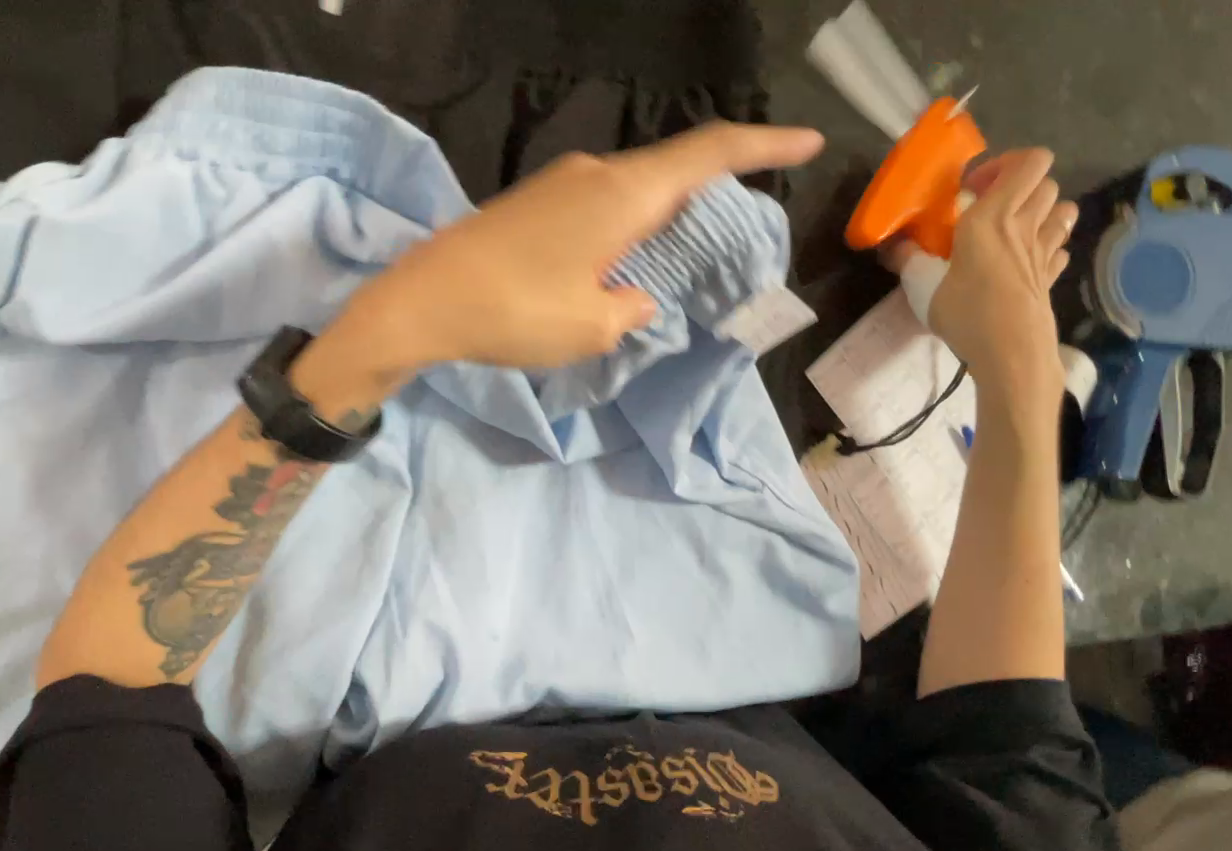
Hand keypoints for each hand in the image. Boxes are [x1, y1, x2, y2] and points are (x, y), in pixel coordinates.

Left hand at [346, 122, 824, 374]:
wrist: (424, 301)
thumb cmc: (514, 313)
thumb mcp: (590, 328)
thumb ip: (631, 309)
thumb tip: (636, 296)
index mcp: (622, 195)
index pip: (710, 153)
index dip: (764, 145)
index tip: (808, 142)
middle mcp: (595, 174)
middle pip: (673, 168)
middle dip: (715, 191)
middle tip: (741, 224)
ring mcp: (559, 183)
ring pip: (634, 189)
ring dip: (666, 215)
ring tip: (683, 253)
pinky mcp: (533, 202)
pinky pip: (600, 204)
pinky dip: (628, 225)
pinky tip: (624, 259)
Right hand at [895, 148, 1077, 409]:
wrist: (1010, 350)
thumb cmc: (966, 311)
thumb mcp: (923, 286)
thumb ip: (908, 260)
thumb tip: (891, 246)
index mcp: (993, 217)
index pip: (1028, 163)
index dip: (1004, 164)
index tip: (973, 189)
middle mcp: (1024, 226)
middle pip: (1045, 182)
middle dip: (1020, 187)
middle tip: (989, 208)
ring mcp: (1044, 250)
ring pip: (1061, 209)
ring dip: (1042, 211)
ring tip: (1014, 229)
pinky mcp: (1051, 276)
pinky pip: (1059, 246)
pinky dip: (1047, 246)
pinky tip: (1027, 261)